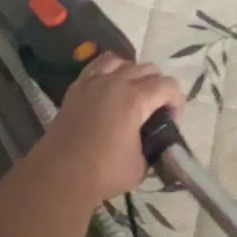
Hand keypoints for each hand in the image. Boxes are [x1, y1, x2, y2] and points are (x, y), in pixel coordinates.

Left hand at [32, 53, 183, 204]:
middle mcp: (115, 82)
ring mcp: (92, 82)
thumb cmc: (103, 172)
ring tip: (133, 96)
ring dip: (134, 74)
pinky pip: (97, 66)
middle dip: (158, 88)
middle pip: (147, 69)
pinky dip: (110, 72)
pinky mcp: (75, 88)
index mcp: (135, 98)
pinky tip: (110, 91)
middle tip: (155, 113)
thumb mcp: (141, 165)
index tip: (172, 124)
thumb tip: (153, 142)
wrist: (59, 175)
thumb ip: (153, 146)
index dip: (177, 103)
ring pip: (122, 61)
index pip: (168, 85)